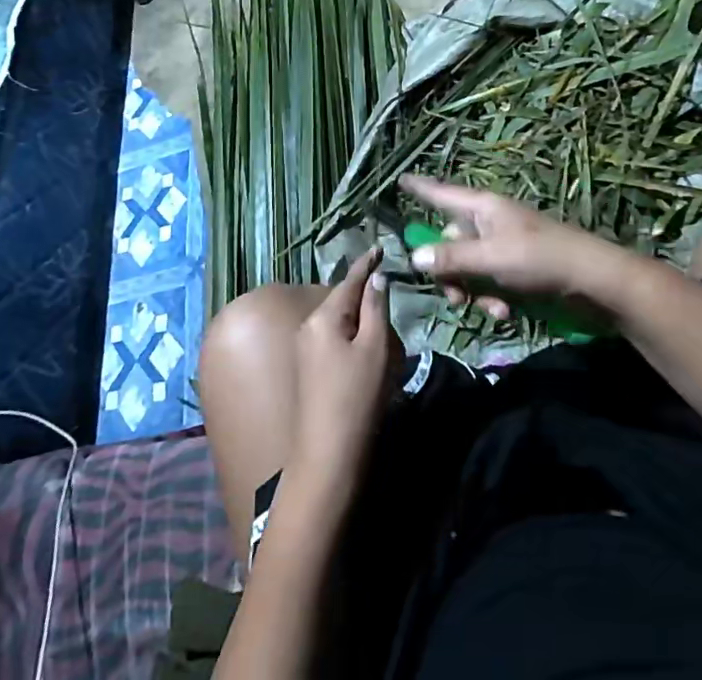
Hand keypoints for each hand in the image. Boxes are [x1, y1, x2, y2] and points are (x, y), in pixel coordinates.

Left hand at [290, 249, 402, 487]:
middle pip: (344, 303)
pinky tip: (370, 362)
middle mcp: (308, 327)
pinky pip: (336, 343)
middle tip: (395, 314)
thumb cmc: (357, 397)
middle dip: (369, 304)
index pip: (349, 281)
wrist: (328, 454)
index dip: (366, 264)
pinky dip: (356, 345)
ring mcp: (305, 349)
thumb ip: (376, 309)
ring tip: (388, 346)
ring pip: (341, 324)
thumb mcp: (375, 349)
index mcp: (323, 317)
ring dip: (364, 328)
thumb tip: (376, 279)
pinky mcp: (309, 370)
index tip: (380, 247)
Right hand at [399, 175, 621, 318]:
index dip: (421, 188)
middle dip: (449, 273)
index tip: (400, 178)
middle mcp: (490, 223)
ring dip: (472, 292)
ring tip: (490, 309)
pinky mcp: (516, 269)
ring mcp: (503, 246)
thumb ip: (451, 258)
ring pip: (468, 268)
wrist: (592, 281)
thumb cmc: (540, 258)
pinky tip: (504, 313)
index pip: (442, 193)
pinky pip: (488, 281)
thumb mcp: (490, 258)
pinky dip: (491, 298)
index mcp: (483, 208)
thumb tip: (414, 257)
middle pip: (450, 243)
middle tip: (455, 296)